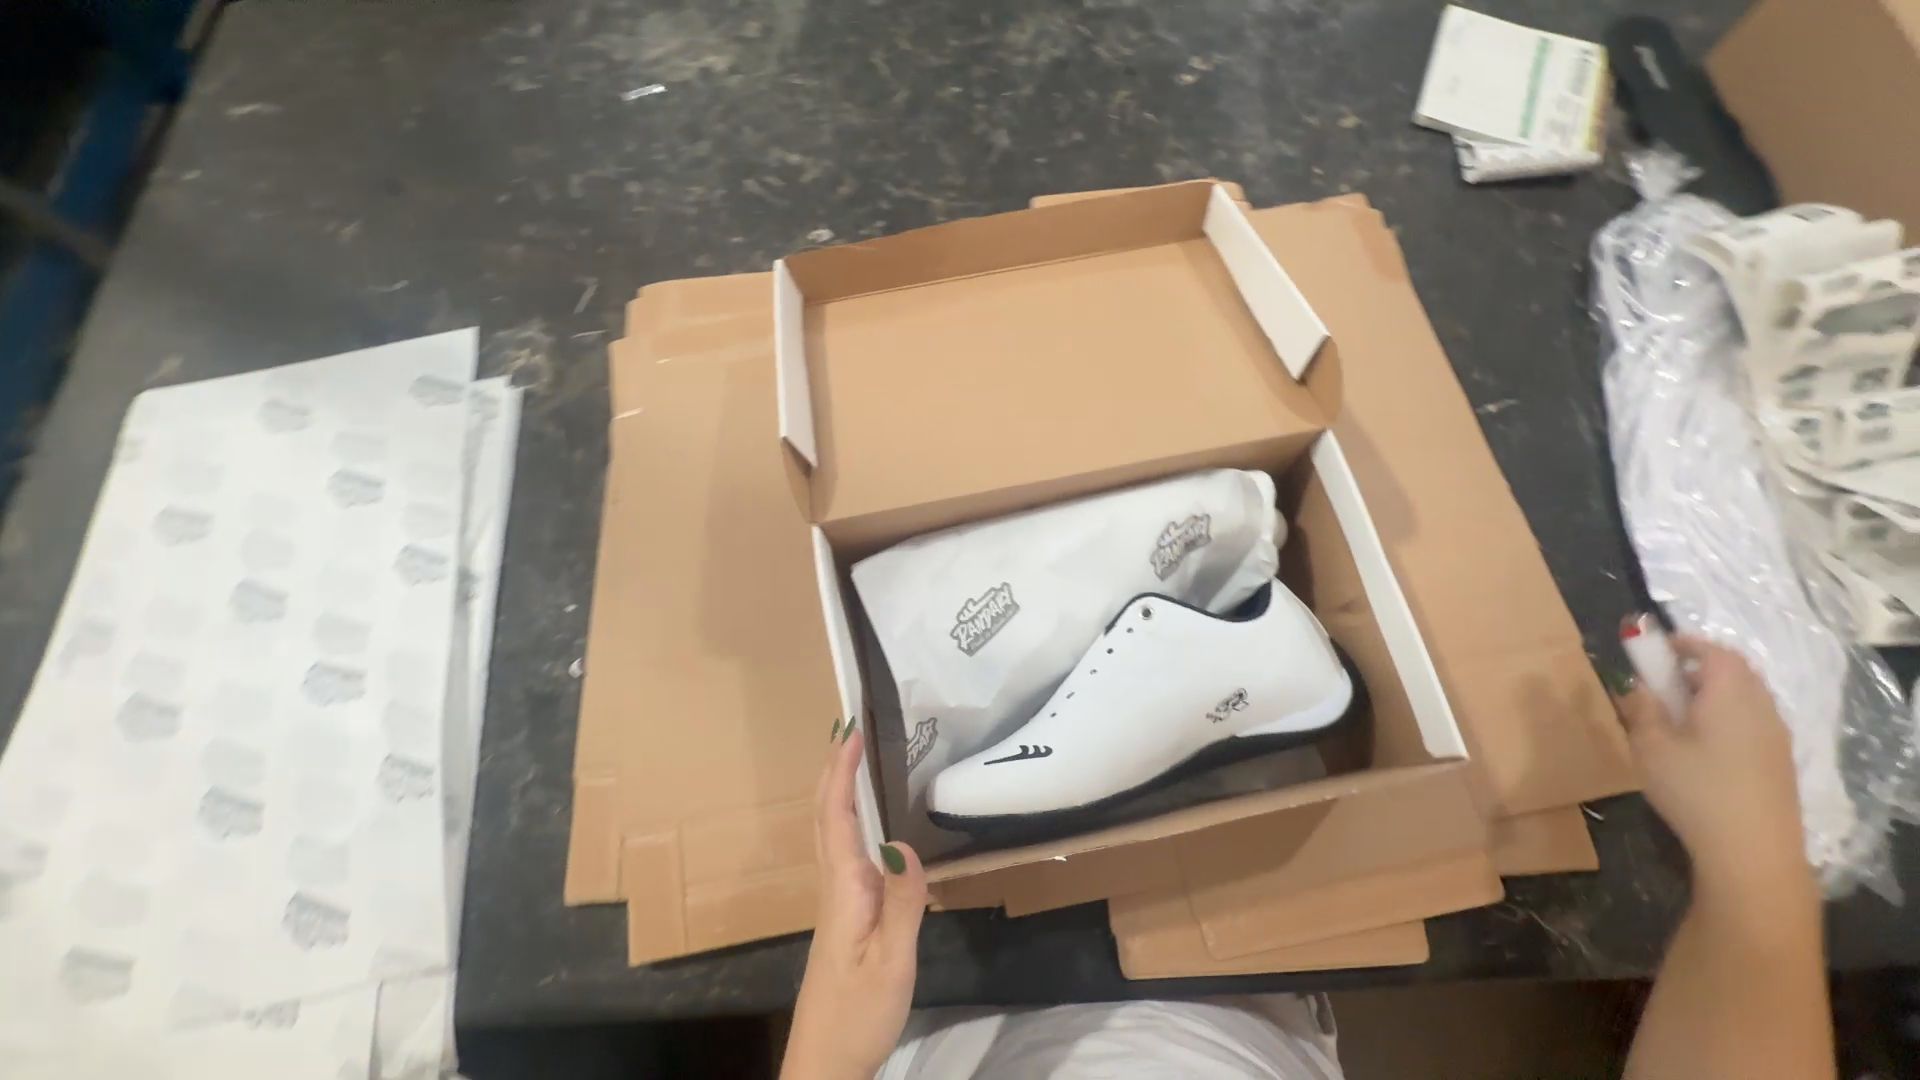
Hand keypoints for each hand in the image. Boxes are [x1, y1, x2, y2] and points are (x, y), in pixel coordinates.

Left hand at [780, 723, 927, 1079]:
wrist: (825, 1065)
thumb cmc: (858, 1013)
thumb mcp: (891, 961)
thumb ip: (901, 903)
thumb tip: (904, 840)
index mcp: (843, 888)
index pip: (837, 816)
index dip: (841, 772)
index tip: (852, 731)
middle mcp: (833, 886)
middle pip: (825, 817)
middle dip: (833, 771)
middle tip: (850, 732)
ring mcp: (835, 903)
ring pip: (830, 833)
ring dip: (837, 791)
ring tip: (854, 762)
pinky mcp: (843, 918)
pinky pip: (841, 852)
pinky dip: (847, 821)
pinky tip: (865, 826)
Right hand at [1615, 636, 1810, 897]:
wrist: (1751, 849)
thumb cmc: (1693, 789)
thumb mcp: (1650, 746)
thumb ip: (1642, 709)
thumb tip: (1640, 686)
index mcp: (1731, 699)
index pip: (1717, 653)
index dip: (1686, 643)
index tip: (1654, 648)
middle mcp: (1761, 711)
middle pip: (1736, 673)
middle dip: (1696, 667)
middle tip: (1658, 679)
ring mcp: (1775, 738)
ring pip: (1745, 698)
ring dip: (1709, 692)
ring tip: (1672, 712)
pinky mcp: (1777, 762)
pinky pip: (1750, 720)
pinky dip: (1723, 714)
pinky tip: (1696, 741)